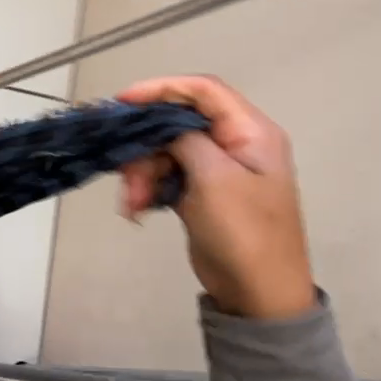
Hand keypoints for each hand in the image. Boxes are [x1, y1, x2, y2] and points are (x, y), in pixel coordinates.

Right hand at [115, 75, 315, 319]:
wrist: (257, 291)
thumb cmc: (244, 232)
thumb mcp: (215, 179)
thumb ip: (186, 140)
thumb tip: (160, 125)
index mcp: (250, 132)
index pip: (203, 90)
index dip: (161, 88)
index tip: (122, 102)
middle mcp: (234, 143)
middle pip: (176, 123)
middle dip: (145, 146)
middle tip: (123, 172)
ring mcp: (216, 169)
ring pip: (164, 151)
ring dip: (141, 173)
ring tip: (133, 202)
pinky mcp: (200, 192)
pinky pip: (165, 176)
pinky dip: (147, 189)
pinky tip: (139, 208)